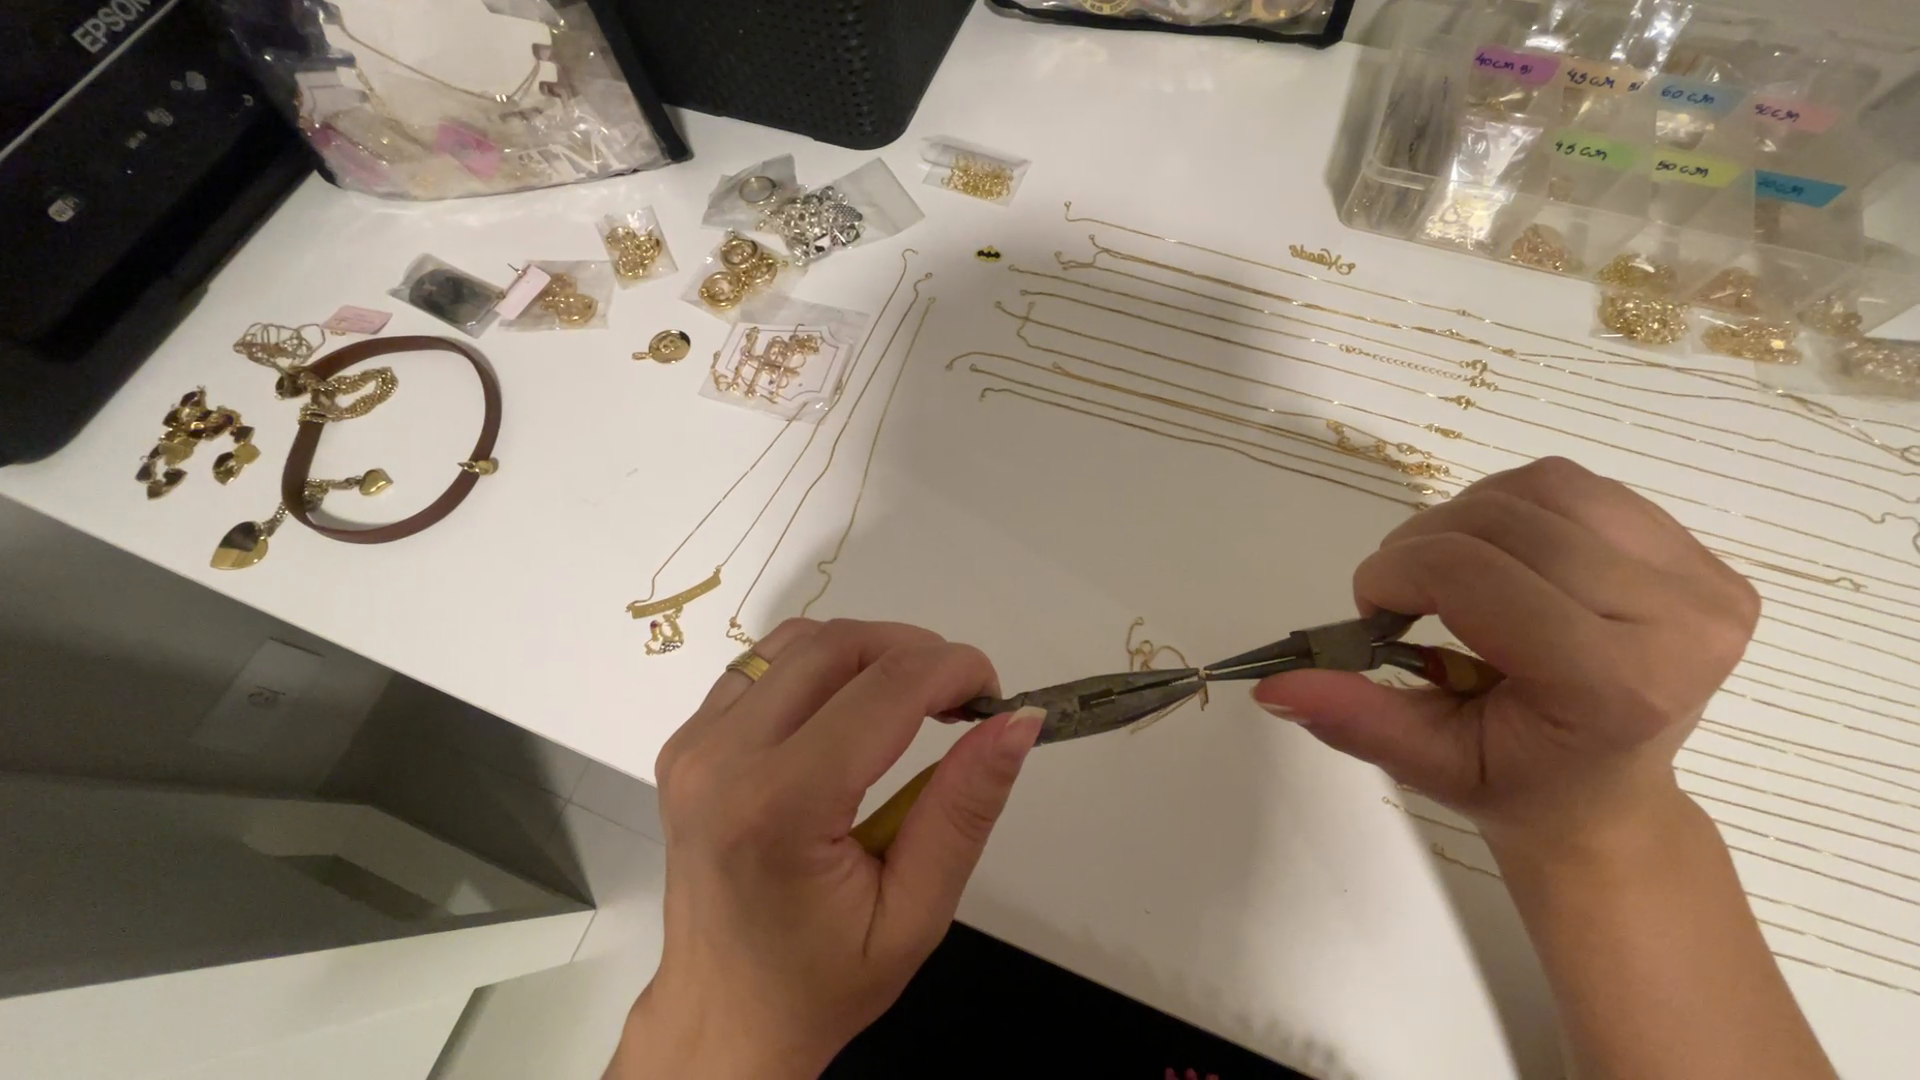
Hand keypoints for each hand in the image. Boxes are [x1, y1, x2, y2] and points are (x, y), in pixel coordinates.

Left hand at [607, 619, 1042, 1079]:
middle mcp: (723, 757)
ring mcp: (694, 743)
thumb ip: (965, 809)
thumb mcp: (916, 913)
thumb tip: (1016, 721)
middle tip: (961, 699)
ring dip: (871, 651)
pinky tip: (850, 709)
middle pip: (840, 646)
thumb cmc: (822, 982)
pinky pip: (764, 663)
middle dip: (918, 651)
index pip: (885, 689)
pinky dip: (822, 664)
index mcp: (779, 806)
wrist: (721, 1016)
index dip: (954, 669)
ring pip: (801, 641)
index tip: (994, 693)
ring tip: (913, 701)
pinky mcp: (686, 741)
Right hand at [1252, 457, 1759, 854]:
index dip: (1395, 575)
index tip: (1372, 610)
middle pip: (1501, 522)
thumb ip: (1352, 718)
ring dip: (1464, 517)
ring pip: (1539, 488)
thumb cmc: (1511, 782)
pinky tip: (1501, 554)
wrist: (1606, 792)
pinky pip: (1575, 486)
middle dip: (1419, 546)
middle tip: (1401, 593)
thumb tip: (1270, 686)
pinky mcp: (1704, 556)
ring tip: (1449, 570)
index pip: (1473, 576)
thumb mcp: (1423, 761)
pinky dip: (1511, 504)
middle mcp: (1680, 623)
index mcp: (1614, 686)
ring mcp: (1704, 581)